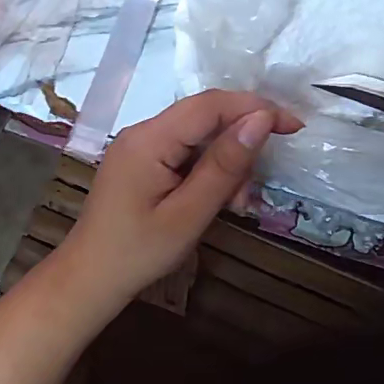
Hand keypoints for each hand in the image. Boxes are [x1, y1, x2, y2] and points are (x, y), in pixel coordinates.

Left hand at [59, 91, 302, 301]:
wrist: (89, 279)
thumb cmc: (138, 253)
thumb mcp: (189, 214)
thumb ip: (225, 166)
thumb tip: (262, 120)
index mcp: (149, 139)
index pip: (210, 104)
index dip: (255, 107)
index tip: (294, 127)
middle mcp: (142, 131)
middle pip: (205, 116)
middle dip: (239, 142)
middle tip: (252, 188)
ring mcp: (140, 144)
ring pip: (198, 134)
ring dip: (225, 162)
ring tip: (233, 203)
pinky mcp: (142, 160)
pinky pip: (184, 150)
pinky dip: (208, 169)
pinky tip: (214, 199)